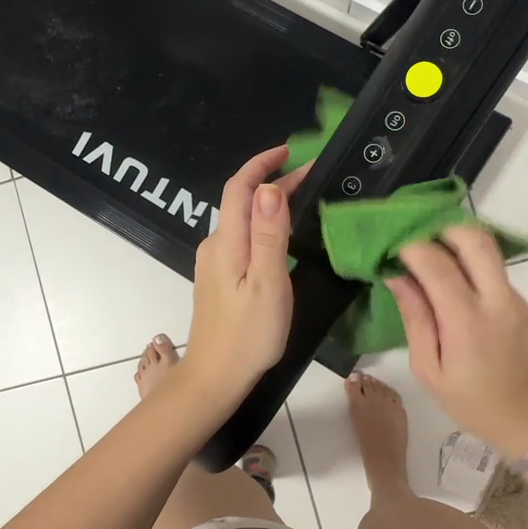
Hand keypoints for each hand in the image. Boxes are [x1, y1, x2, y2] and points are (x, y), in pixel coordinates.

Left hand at [181, 145, 306, 401]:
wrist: (215, 377)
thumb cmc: (247, 334)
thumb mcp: (267, 283)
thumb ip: (269, 235)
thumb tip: (271, 188)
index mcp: (226, 242)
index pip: (238, 188)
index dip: (261, 164)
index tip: (289, 151)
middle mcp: (215, 246)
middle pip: (241, 202)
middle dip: (273, 182)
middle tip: (313, 176)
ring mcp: (214, 263)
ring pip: (242, 221)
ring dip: (270, 204)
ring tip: (305, 199)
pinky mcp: (218, 279)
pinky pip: (241, 239)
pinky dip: (264, 226)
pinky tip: (284, 236)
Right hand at [385, 228, 527, 460]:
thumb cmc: (476, 405)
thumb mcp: (431, 372)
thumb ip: (415, 321)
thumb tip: (397, 279)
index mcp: (467, 322)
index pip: (435, 263)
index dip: (409, 249)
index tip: (388, 252)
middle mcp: (495, 300)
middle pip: (473, 239)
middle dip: (439, 230)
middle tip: (411, 243)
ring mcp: (513, 298)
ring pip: (485, 249)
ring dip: (453, 243)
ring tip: (424, 258)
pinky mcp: (520, 302)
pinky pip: (491, 267)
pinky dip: (466, 261)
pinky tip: (446, 279)